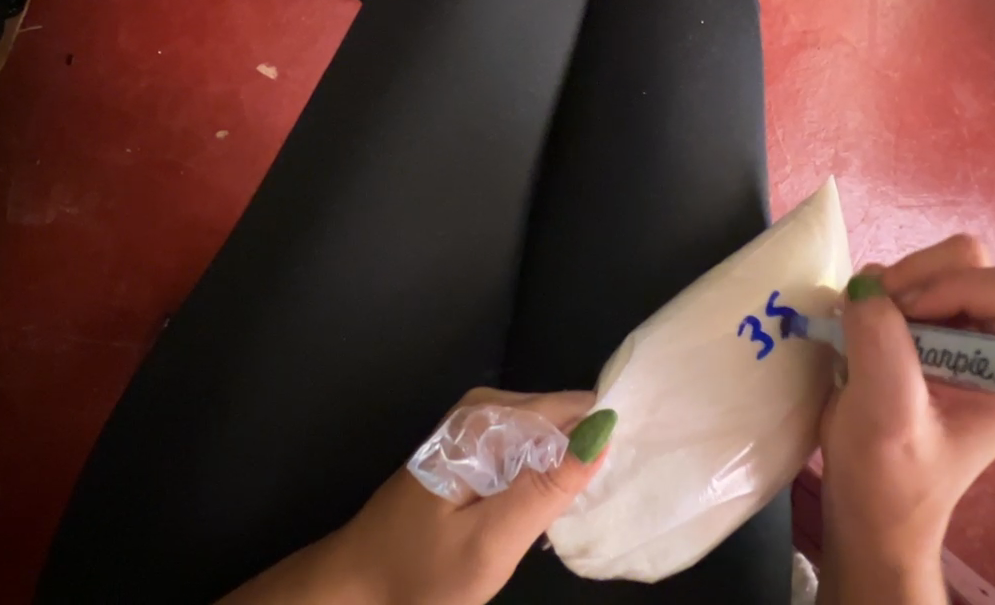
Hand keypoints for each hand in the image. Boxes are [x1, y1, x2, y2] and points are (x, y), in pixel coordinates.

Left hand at [220, 389, 616, 604]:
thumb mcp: (487, 545)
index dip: (606, 433)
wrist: (355, 585)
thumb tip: (603, 435)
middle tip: (613, 499)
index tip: (640, 464)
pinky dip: (547, 473)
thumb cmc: (417, 574)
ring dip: (569, 466)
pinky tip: (553, 505)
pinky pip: (529, 447)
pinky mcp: (476, 446)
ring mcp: (478, 425)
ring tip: (591, 504)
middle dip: (588, 451)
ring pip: (548, 433)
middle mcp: (484, 408)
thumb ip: (545, 490)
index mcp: (487, 419)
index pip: (571, 408)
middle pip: (561, 417)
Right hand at [817, 235, 994, 604]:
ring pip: (933, 263)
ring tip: (861, 329)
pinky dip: (872, 291)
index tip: (909, 319)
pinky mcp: (917, 327)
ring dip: (891, 284)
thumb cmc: (891, 479)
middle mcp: (993, 342)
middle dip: (918, 278)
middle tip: (877, 316)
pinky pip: (899, 277)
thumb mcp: (888, 418)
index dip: (959, 289)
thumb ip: (881, 346)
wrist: (866, 506)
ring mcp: (954, 331)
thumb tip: (866, 288)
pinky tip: (855, 329)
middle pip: (971, 262)